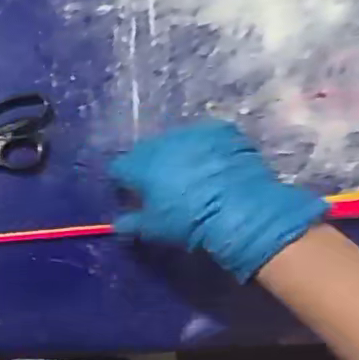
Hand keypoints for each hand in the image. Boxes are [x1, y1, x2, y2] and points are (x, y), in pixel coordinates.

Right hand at [109, 121, 328, 280]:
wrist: (241, 209)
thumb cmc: (187, 220)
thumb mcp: (152, 229)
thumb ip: (130, 223)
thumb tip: (117, 224)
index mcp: (139, 165)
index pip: (118, 168)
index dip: (122, 182)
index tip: (130, 195)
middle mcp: (161, 143)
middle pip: (145, 151)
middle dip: (148, 166)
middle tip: (159, 185)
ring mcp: (192, 133)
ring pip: (175, 141)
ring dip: (176, 155)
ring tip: (188, 174)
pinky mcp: (222, 130)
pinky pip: (205, 137)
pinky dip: (204, 148)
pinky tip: (212, 164)